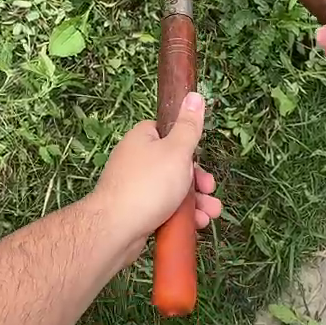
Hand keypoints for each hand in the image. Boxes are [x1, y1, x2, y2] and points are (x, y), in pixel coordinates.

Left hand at [89, 92, 222, 254]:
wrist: (115, 229)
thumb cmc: (149, 185)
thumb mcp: (177, 151)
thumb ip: (189, 126)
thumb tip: (195, 95)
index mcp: (143, 138)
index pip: (169, 133)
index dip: (189, 147)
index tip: (201, 160)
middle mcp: (136, 158)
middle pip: (175, 164)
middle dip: (198, 180)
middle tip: (210, 191)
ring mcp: (134, 185)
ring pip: (172, 188)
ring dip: (195, 201)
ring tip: (210, 214)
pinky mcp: (135, 208)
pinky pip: (163, 207)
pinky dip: (180, 214)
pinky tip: (195, 224)